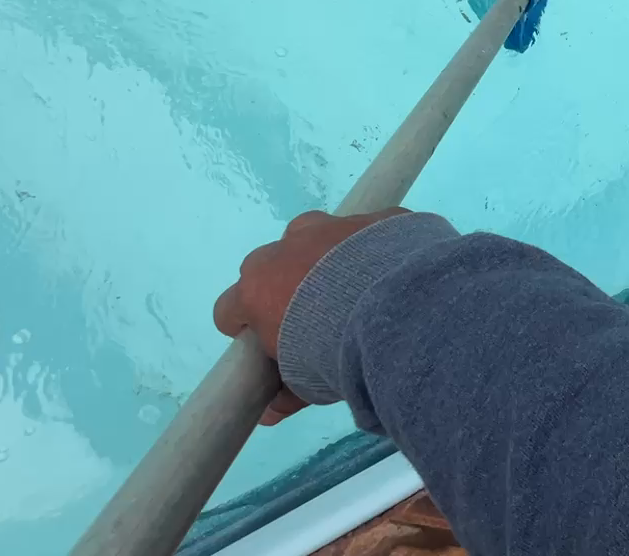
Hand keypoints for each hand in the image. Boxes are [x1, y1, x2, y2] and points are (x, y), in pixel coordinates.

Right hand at [213, 208, 410, 424]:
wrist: (399, 306)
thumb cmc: (337, 349)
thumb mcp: (308, 382)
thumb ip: (287, 391)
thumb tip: (273, 411)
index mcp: (258, 288)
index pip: (229, 307)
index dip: (246, 324)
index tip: (266, 336)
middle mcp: (291, 247)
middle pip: (272, 262)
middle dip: (286, 281)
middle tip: (315, 306)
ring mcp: (337, 225)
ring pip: (319, 232)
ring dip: (329, 250)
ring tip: (356, 278)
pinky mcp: (380, 216)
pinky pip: (373, 228)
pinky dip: (379, 243)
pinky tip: (398, 265)